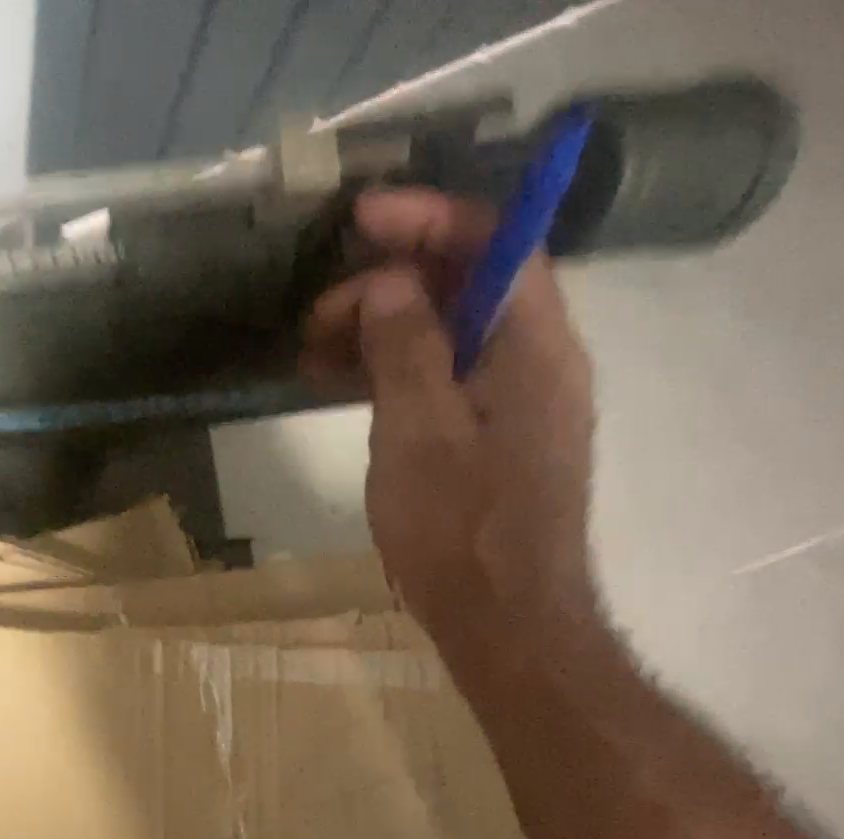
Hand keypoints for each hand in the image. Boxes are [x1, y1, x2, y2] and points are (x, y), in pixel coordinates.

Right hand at [301, 190, 598, 646]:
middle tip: (315, 316)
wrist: (499, 616)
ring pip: (444, 328)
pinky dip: (386, 364)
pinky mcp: (485, 430)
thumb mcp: (418, 431)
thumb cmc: (457, 526)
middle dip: (388, 282)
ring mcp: (511, 397)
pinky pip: (436, 370)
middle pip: (467, 283)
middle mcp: (534, 360)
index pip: (497, 246)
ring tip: (310, 350)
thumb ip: (406, 347)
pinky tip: (335, 380)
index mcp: (534, 349)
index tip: (359, 217)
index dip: (430, 218)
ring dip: (378, 326)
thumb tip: (392, 281)